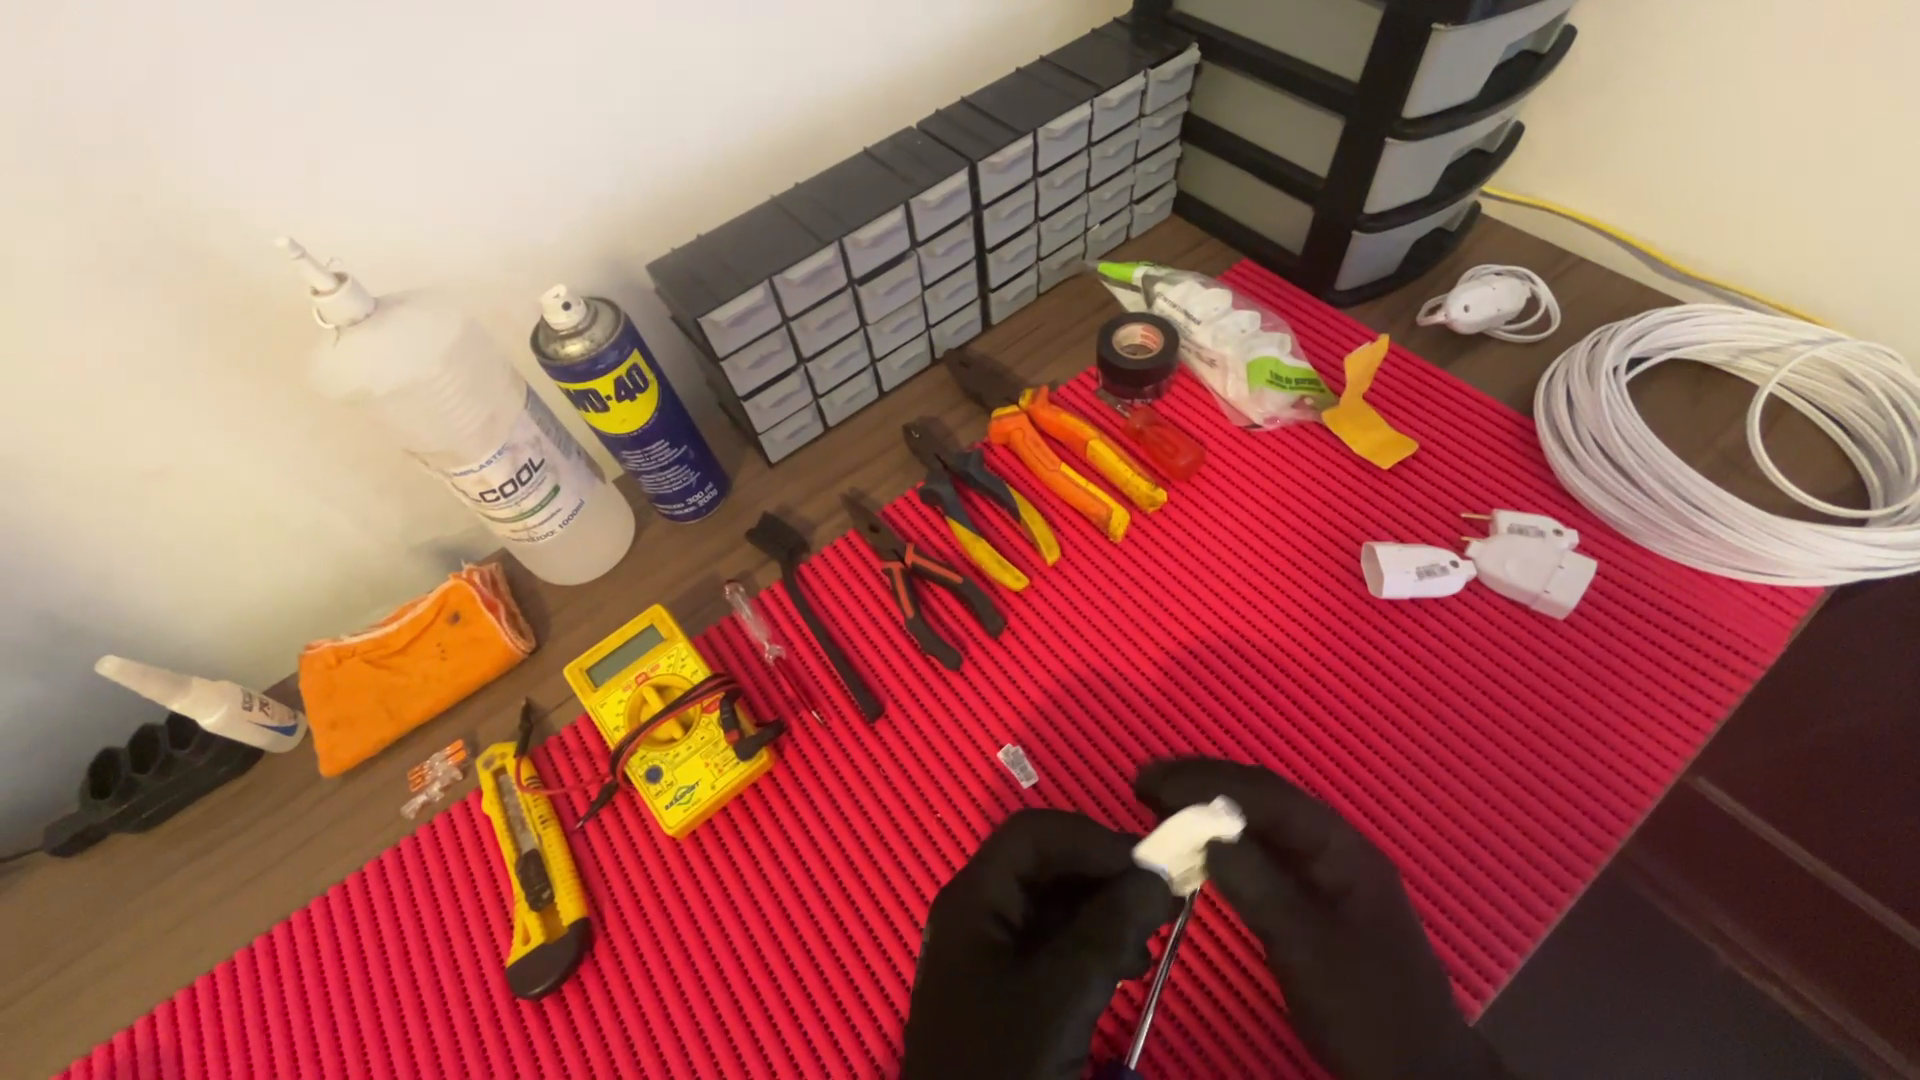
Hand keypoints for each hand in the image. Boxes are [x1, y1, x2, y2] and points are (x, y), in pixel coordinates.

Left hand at [901, 808, 1176, 1079]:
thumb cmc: (1002, 1066)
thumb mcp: (1060, 995)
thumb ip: (1109, 929)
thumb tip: (1157, 875)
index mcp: (974, 898)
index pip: (1033, 835)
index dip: (1090, 839)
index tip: (1148, 865)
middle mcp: (980, 912)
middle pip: (1045, 865)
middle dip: (1104, 876)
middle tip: (1161, 901)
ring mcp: (992, 951)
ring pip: (1055, 904)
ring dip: (1105, 911)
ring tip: (1148, 941)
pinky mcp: (1010, 987)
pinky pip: (1056, 943)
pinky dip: (1095, 944)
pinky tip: (1127, 968)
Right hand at [1136, 759, 1502, 1079]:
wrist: (1418, 1075)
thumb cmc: (1368, 1011)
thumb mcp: (1310, 949)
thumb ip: (1260, 887)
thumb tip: (1204, 835)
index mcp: (1341, 848)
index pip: (1267, 796)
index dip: (1206, 782)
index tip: (1153, 782)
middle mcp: (1332, 848)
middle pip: (1262, 799)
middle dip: (1202, 785)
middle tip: (1145, 784)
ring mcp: (1322, 873)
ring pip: (1258, 824)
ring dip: (1208, 808)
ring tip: (1158, 803)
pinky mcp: (1308, 900)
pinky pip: (1259, 854)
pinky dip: (1221, 842)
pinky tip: (1195, 844)